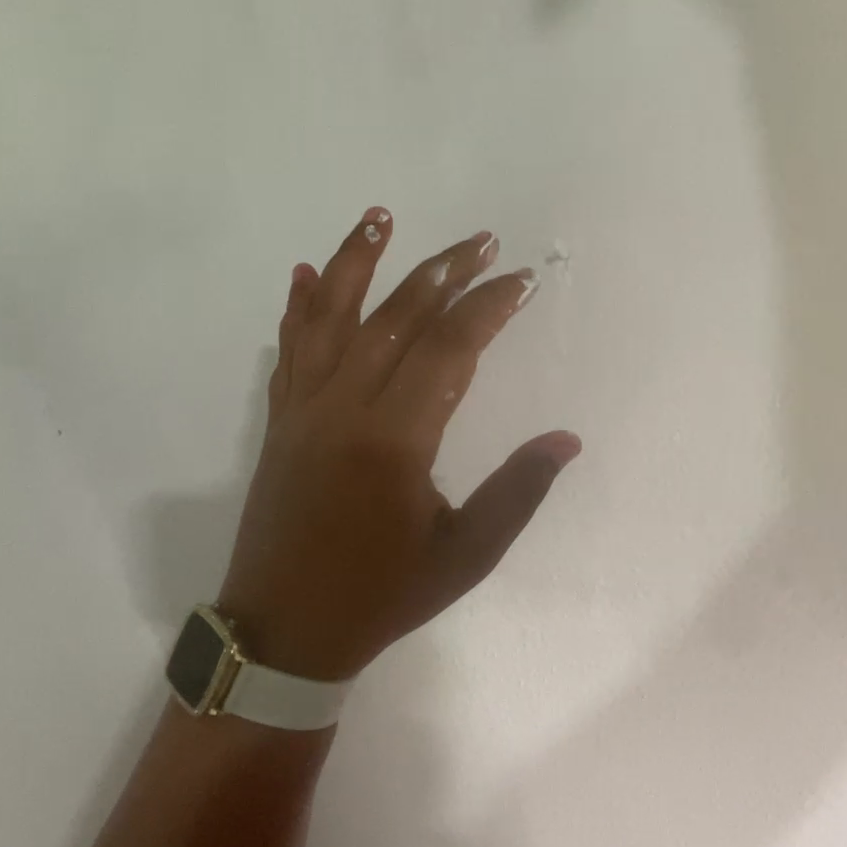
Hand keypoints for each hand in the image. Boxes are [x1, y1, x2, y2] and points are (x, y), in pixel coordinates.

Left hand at [217, 208, 580, 680]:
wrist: (285, 631)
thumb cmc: (382, 596)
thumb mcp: (466, 555)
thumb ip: (517, 491)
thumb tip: (565, 439)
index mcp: (396, 440)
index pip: (450, 350)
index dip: (488, 308)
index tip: (521, 279)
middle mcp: (346, 408)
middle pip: (397, 319)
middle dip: (441, 272)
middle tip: (479, 240)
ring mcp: (305, 411)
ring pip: (332, 318)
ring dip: (358, 263)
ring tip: (380, 216)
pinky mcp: (281, 423)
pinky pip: (290, 351)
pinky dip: (300, 308)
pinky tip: (305, 274)